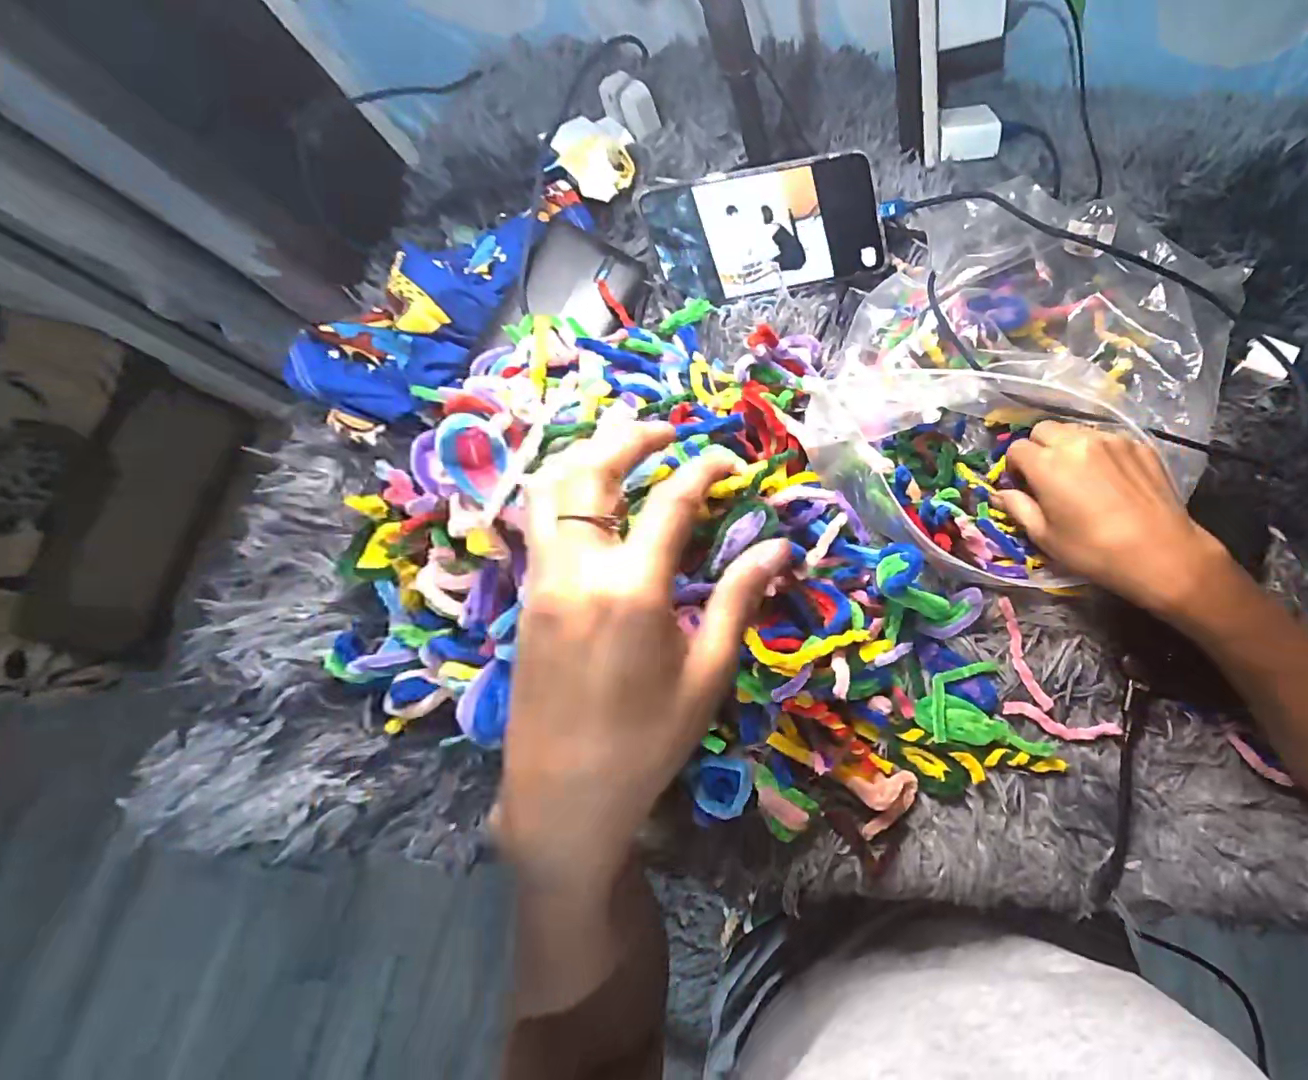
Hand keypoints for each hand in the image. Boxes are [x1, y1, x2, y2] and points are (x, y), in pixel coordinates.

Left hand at [498, 418, 790, 890]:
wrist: (563, 796)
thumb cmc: (649, 739)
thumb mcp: (708, 670)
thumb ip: (741, 598)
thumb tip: (781, 548)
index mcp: (632, 589)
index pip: (671, 501)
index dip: (706, 469)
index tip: (733, 461)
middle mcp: (578, 571)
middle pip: (591, 474)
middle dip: (631, 438)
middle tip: (669, 429)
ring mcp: (542, 582)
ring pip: (549, 490)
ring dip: (588, 456)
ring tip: (626, 448)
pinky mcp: (526, 598)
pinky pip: (539, 522)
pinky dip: (565, 490)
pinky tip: (595, 499)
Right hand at [994, 421, 1243, 616]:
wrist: (1159, 552)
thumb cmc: (1093, 551)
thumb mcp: (1046, 537)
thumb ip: (1019, 509)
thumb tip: (1002, 494)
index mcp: (1047, 464)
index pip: (1017, 448)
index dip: (1015, 468)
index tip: (1024, 486)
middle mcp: (1077, 441)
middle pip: (1044, 429)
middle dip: (1039, 448)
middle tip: (1048, 477)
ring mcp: (1111, 439)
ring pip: (1077, 430)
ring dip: (1069, 447)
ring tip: (1081, 477)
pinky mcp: (1138, 445)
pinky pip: (1108, 439)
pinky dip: (1100, 453)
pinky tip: (1111, 480)